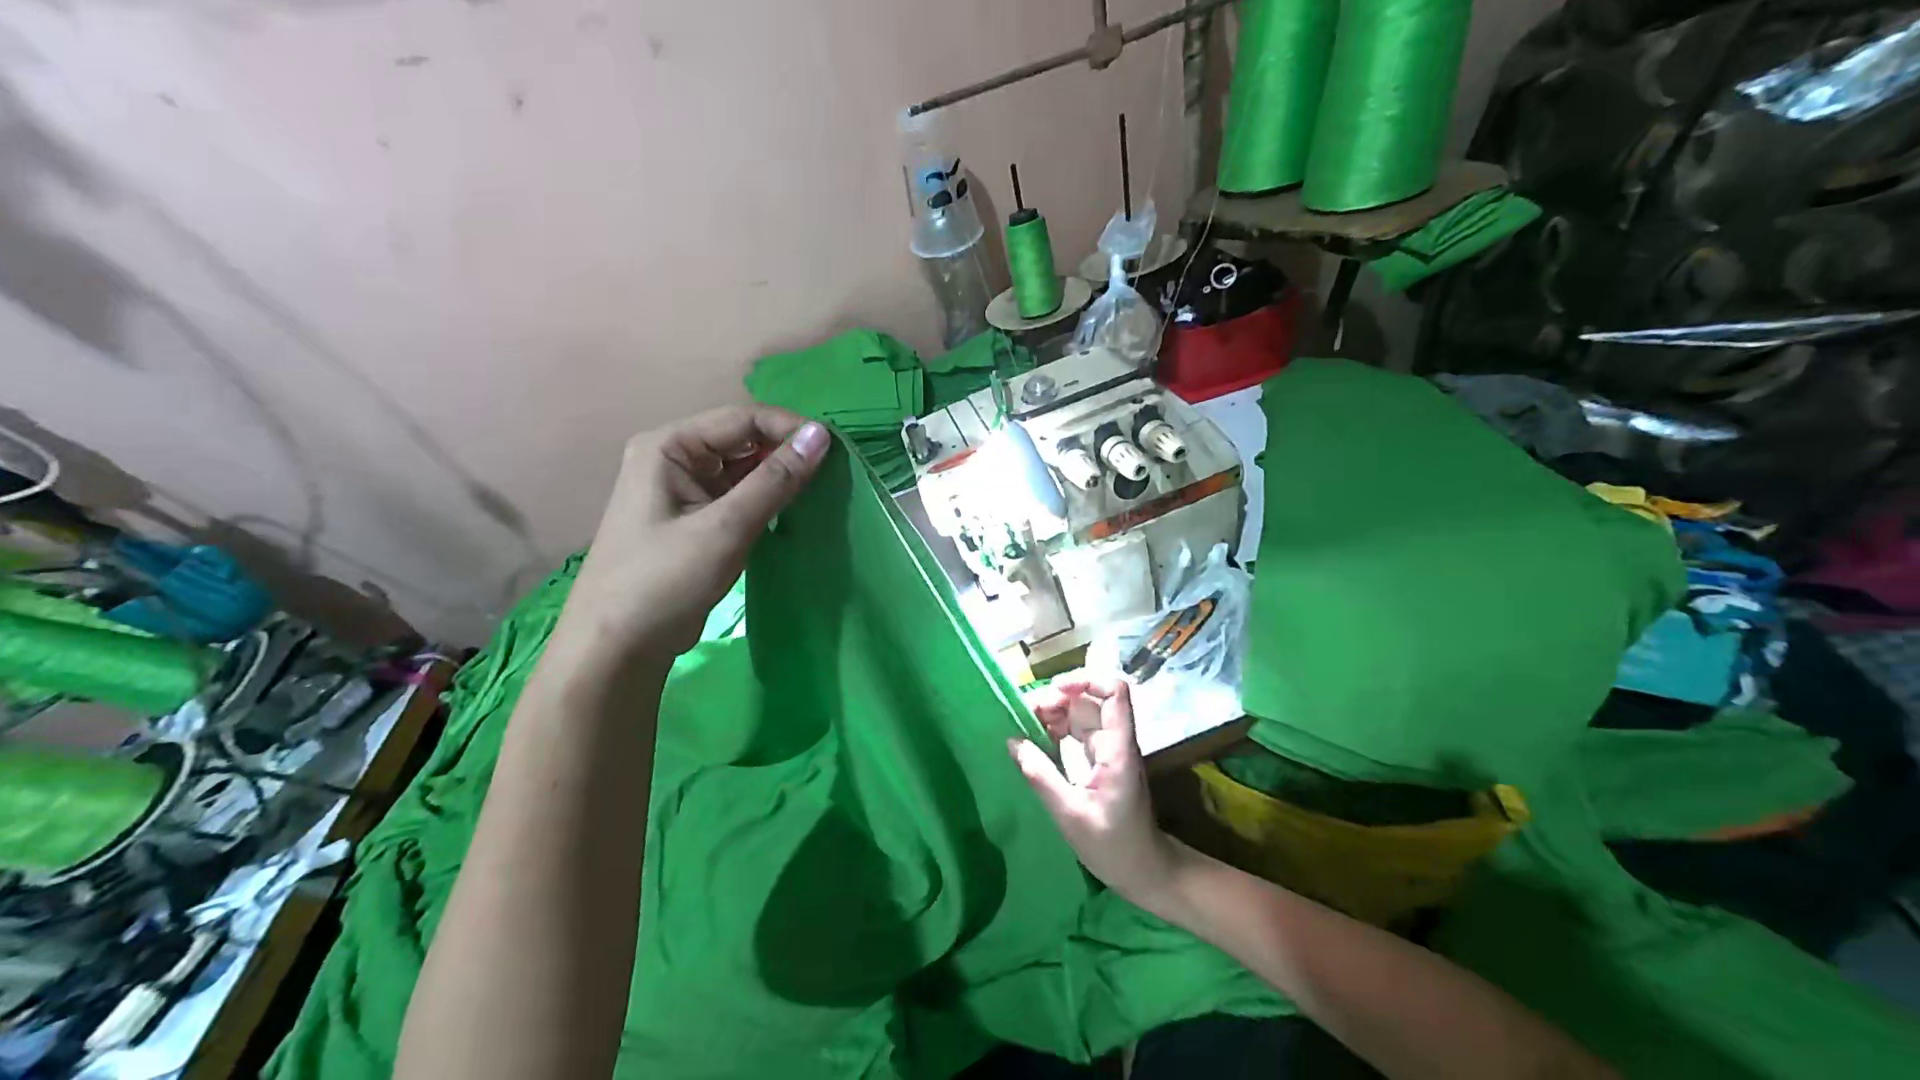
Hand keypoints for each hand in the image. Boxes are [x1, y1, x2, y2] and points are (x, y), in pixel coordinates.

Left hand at [554, 405, 829, 663]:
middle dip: (786, 454)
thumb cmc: (665, 580)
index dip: (790, 428)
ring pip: (743, 471)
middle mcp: (674, 459)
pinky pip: (739, 497)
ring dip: (779, 479)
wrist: (618, 646)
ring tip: (822, 492)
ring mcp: (684, 491)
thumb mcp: (726, 527)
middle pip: (743, 440)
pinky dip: (767, 502)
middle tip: (833, 473)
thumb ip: (776, 479)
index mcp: (669, 446)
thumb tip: (822, 435)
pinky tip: (795, 512)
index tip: (836, 450)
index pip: (742, 418)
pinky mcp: (695, 520)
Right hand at [1011, 674, 1182, 911]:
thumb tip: (1012, 741)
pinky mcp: (1101, 759)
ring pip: (1082, 711)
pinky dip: (1057, 727)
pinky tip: (1037, 739)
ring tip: (1026, 726)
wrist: (1144, 870)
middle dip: (1057, 698)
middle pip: (1090, 698)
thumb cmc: (1113, 846)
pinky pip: (1078, 730)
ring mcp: (1109, 748)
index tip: (1053, 692)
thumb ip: (1041, 776)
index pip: (1115, 692)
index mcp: (1117, 748)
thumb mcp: (1070, 814)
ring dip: (1054, 712)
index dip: (1086, 680)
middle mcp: (1115, 740)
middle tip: (1026, 715)